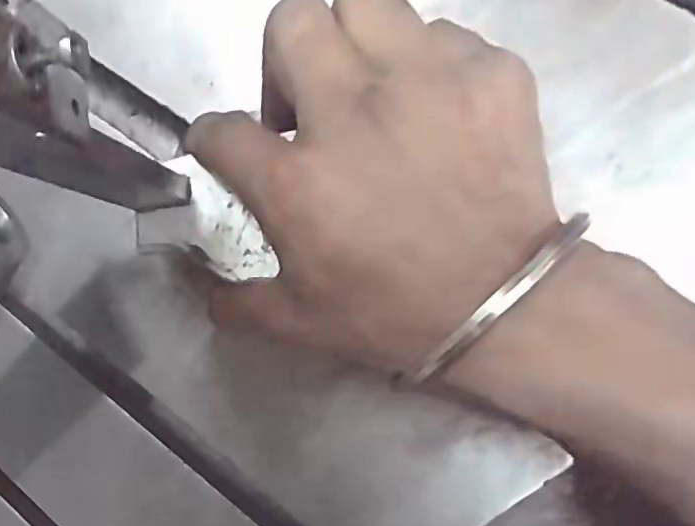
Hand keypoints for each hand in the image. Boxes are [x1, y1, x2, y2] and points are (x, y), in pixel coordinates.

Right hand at [186, 0, 563, 374]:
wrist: (498, 307)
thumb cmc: (388, 318)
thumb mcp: (297, 324)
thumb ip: (235, 301)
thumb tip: (196, 284)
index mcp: (297, 183)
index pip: (222, 130)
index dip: (211, 138)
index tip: (223, 148)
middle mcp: (351, 112)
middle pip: (289, 23)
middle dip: (280, 64)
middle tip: (301, 113)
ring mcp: (424, 81)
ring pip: (364, 5)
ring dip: (349, 48)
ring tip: (365, 101)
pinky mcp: (487, 71)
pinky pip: (437, 36)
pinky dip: (420, 70)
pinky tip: (428, 118)